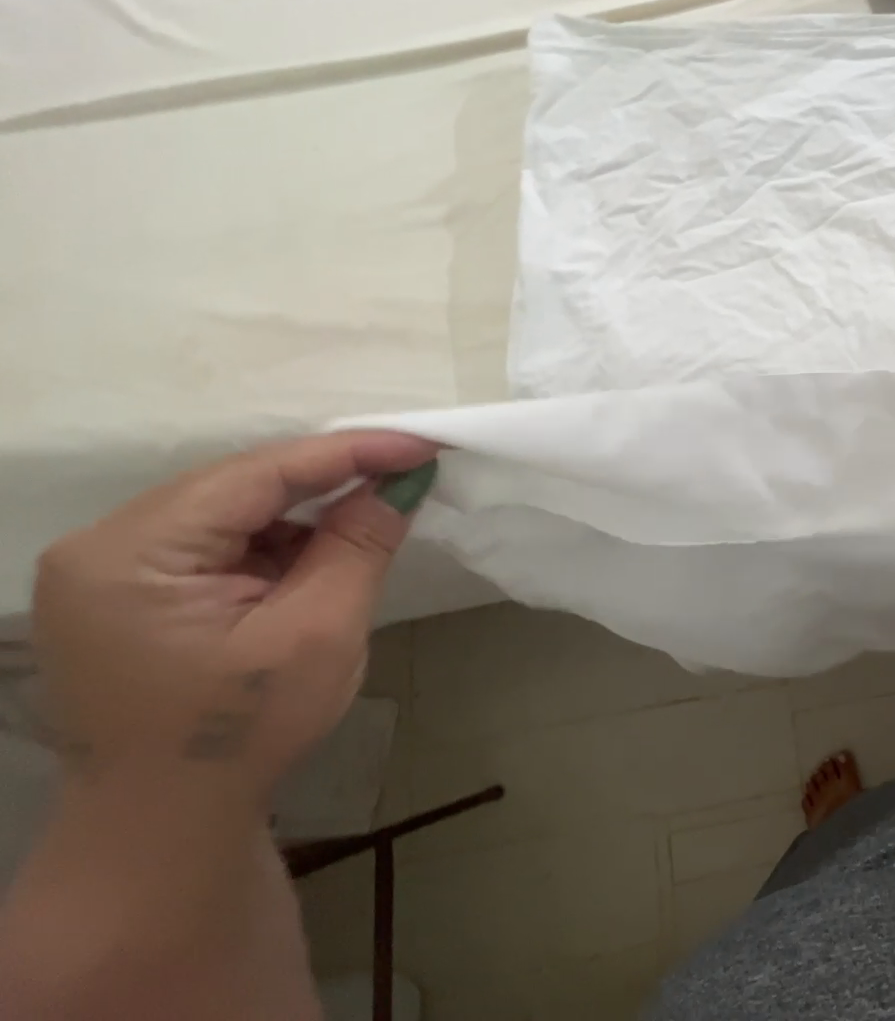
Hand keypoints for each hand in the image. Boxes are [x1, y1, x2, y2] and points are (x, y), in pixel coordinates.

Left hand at [30, 432, 437, 811]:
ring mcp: (111, 569)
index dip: (348, 452)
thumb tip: (400, 483)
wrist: (169, 815)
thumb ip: (357, 546)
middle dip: (328, 478)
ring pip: (231, 510)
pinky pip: (219, 541)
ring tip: (373, 521)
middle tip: (409, 471)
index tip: (423, 444)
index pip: (256, 475)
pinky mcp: (132, 590)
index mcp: (133, 554)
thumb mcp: (319, 631)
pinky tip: (321, 559)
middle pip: (237, 485)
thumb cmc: (246, 727)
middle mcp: (105, 546)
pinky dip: (279, 541)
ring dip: (305, 512)